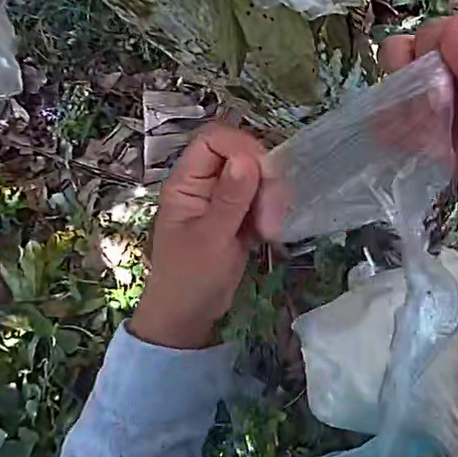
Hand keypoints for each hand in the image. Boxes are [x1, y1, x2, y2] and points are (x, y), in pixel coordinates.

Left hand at [129, 124, 266, 348]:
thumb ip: (230, 199)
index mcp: (185, 182)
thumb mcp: (211, 239)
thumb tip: (248, 158)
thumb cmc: (189, 279)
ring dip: (271, 199)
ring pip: (257, 177)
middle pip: (241, 155)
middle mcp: (204, 183)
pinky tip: (269, 235)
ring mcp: (222, 198)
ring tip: (269, 232)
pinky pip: (262, 197)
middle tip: (271, 217)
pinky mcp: (239, 214)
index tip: (263, 173)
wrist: (188, 317)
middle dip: (263, 180)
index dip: (240, 147)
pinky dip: (272, 211)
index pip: (212, 140)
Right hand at [380, 16, 457, 221]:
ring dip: (403, 113)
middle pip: (398, 53)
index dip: (427, 57)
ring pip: (389, 86)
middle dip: (408, 86)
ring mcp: (425, 89)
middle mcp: (444, 61)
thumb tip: (451, 27)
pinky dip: (396, 131)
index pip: (429, 33)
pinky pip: (386, 115)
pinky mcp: (412, 116)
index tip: (443, 88)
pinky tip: (422, 145)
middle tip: (432, 112)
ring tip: (432, 135)